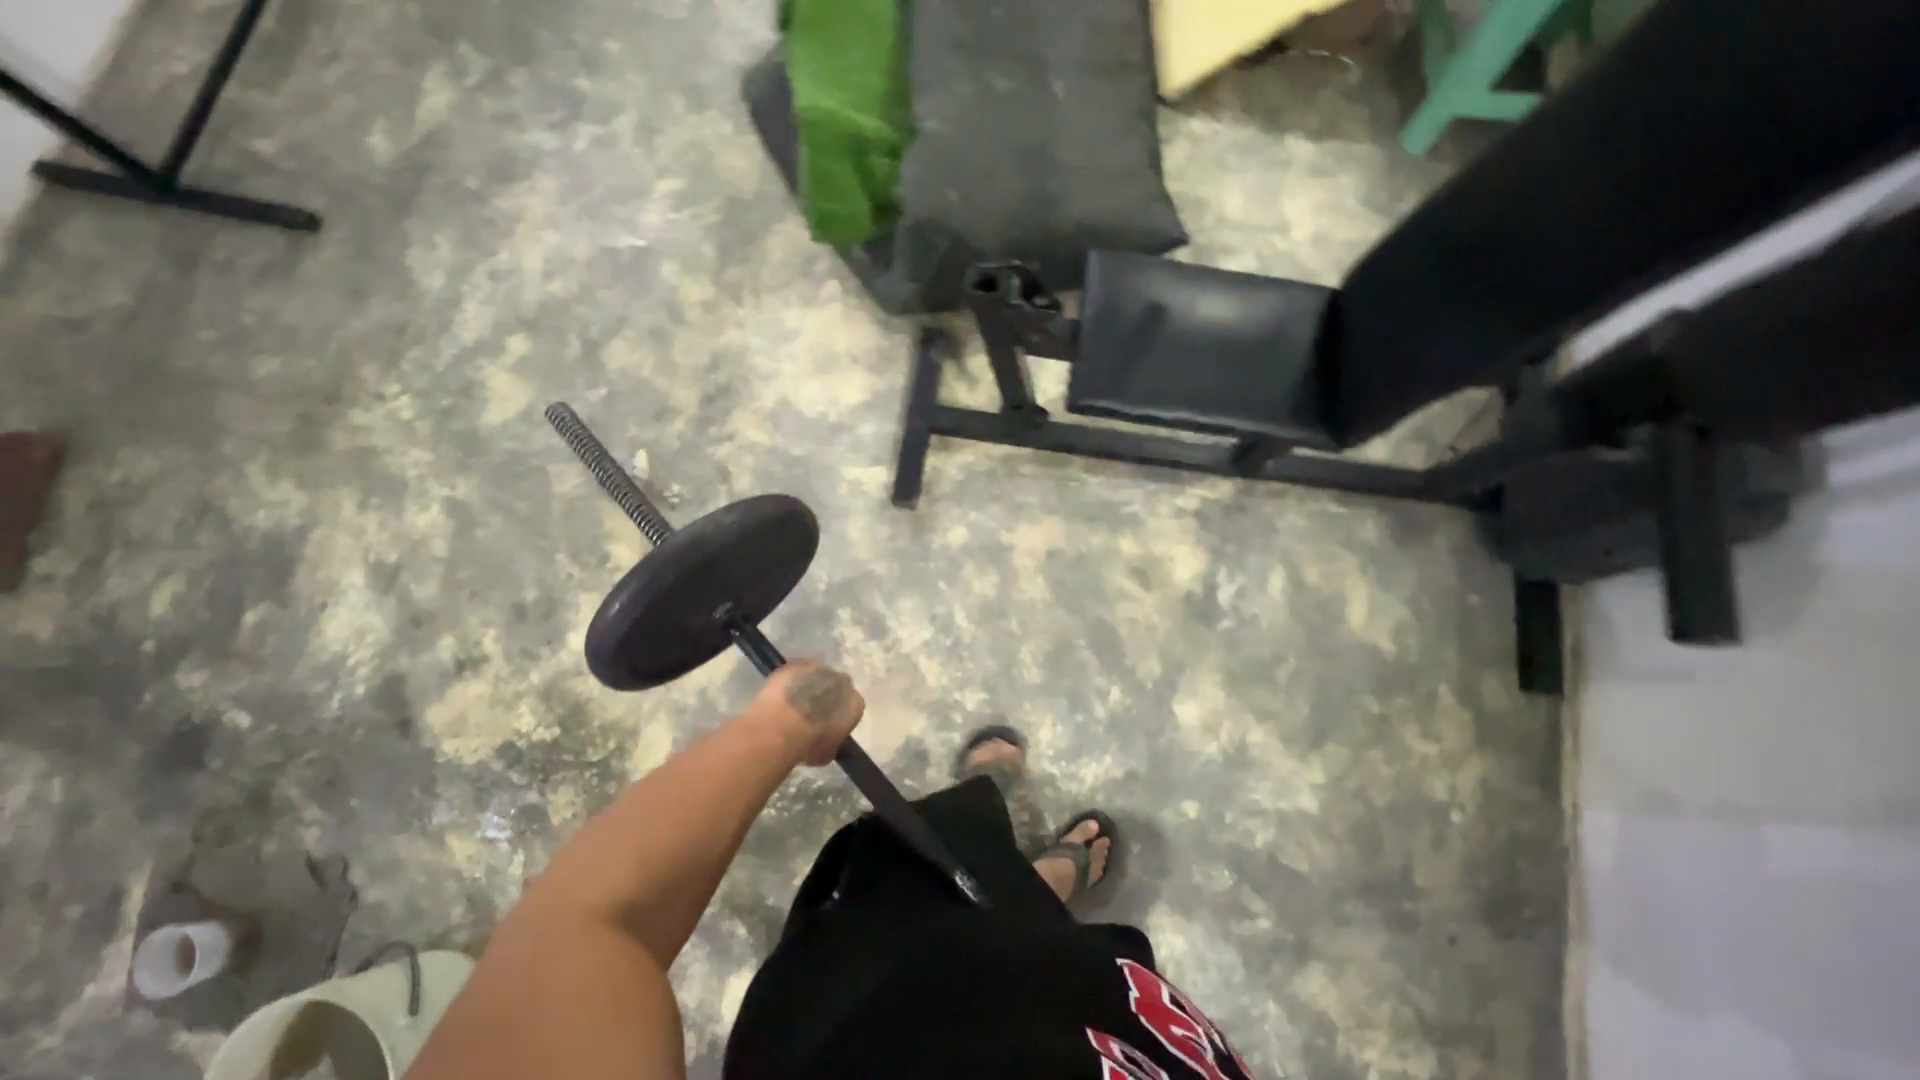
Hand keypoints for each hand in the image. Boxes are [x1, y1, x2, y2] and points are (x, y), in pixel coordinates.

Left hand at [747, 660, 864, 766]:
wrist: (782, 726)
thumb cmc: (809, 745)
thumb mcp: (825, 754)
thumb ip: (831, 745)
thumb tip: (827, 744)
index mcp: (855, 704)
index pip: (852, 707)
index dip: (839, 715)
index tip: (828, 724)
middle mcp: (843, 682)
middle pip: (837, 686)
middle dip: (827, 695)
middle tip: (811, 711)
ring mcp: (819, 669)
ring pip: (817, 676)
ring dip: (809, 685)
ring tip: (793, 703)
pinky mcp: (797, 664)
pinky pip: (796, 671)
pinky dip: (791, 680)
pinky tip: (781, 694)